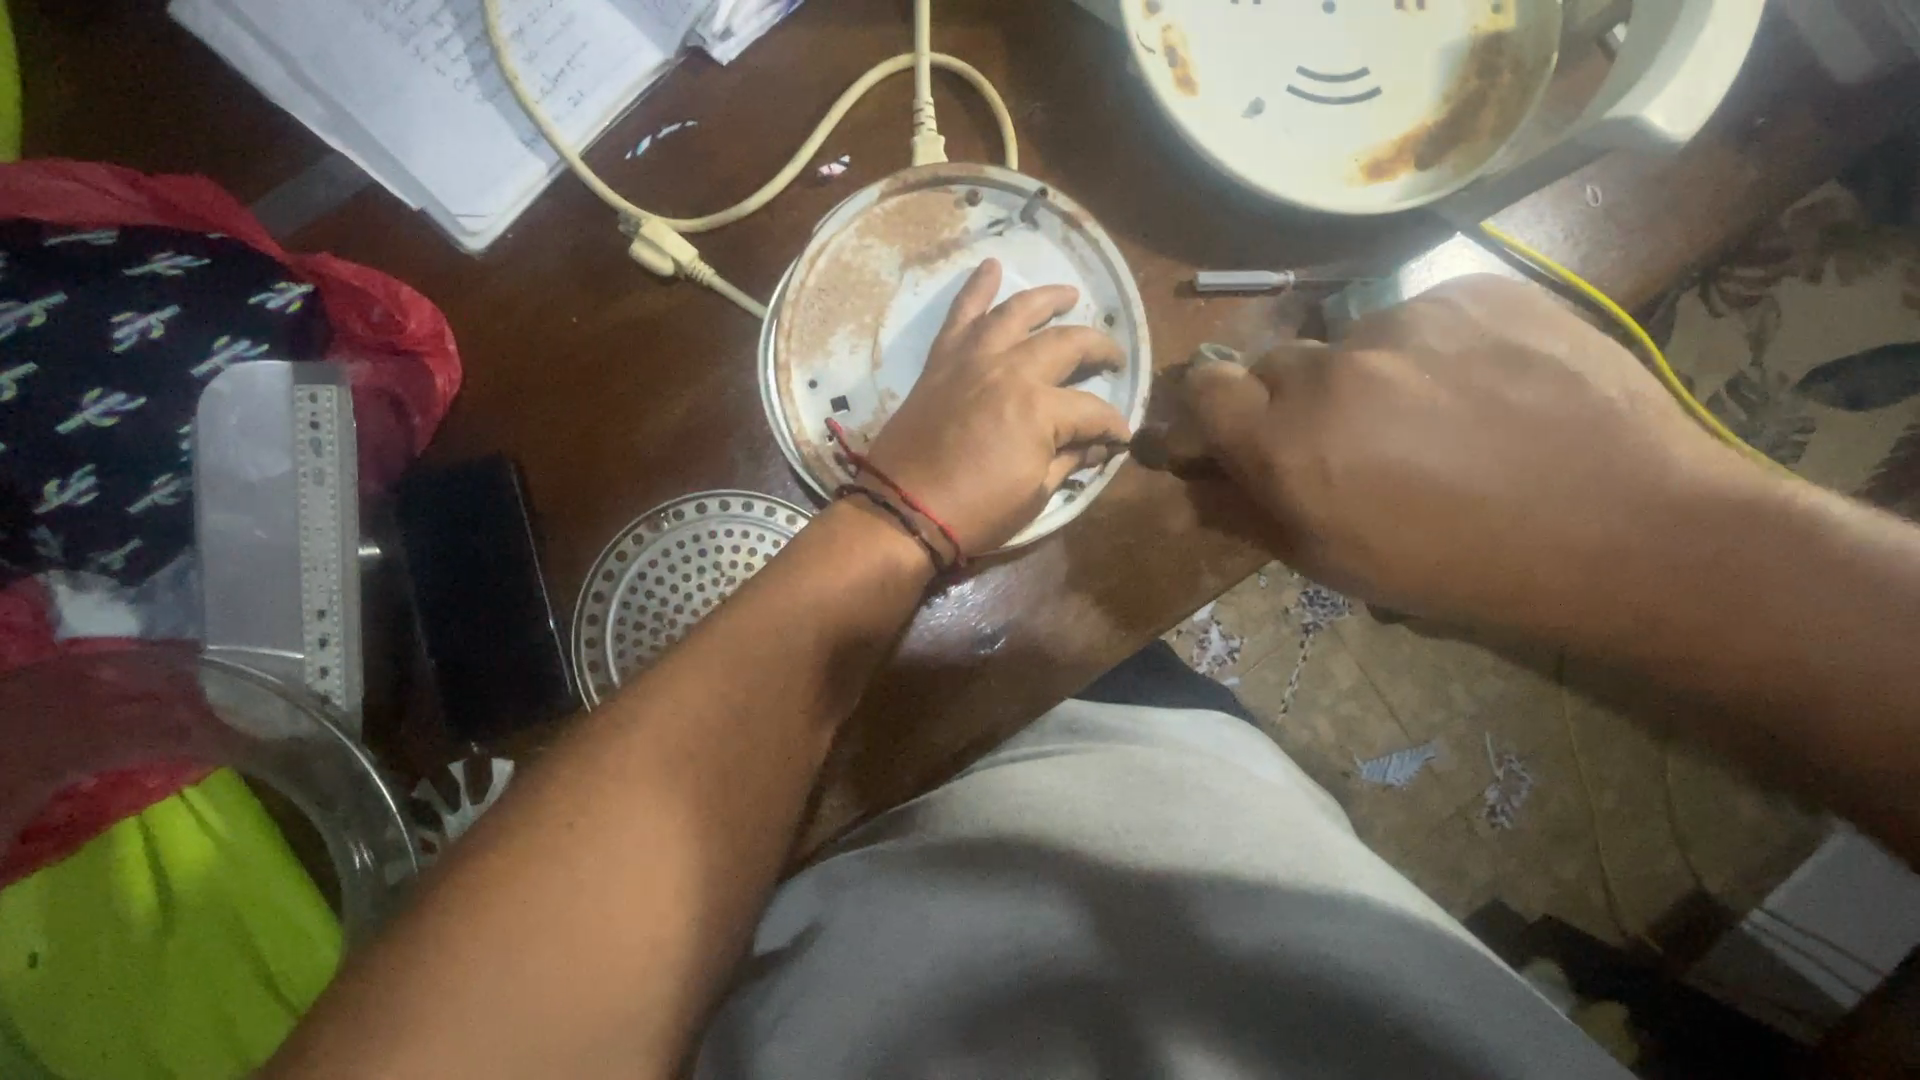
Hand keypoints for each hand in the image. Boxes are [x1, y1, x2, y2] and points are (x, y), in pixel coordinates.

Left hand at [864, 259, 1130, 555]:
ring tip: (1069, 294)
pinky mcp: (942, 362)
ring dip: (1047, 299)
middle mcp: (1011, 369)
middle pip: (1066, 345)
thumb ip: (1068, 460)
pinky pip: (960, 315)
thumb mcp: (1035, 495)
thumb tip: (1097, 446)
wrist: (902, 512)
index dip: (1113, 425)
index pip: (1093, 410)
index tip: (1121, 437)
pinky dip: (976, 288)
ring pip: (1016, 313)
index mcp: (1041, 408)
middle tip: (1114, 358)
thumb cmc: (975, 512)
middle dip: (1098, 350)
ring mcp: (973, 360)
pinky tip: (991, 267)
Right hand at [1162, 275, 1753, 629]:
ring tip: (1438, 416)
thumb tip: (1194, 483)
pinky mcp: (1474, 289)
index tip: (1241, 432)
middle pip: (1274, 364)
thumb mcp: (1335, 562)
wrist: (1629, 527)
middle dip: (1294, 399)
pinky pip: (1422, 313)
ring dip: (1369, 373)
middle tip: (1353, 439)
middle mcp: (1332, 369)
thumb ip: (1249, 514)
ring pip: (1352, 340)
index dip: (1217, 409)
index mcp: (1286, 444)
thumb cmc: (1461, 568)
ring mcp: (1407, 319)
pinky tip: (1486, 387)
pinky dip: (1434, 347)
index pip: (1204, 388)